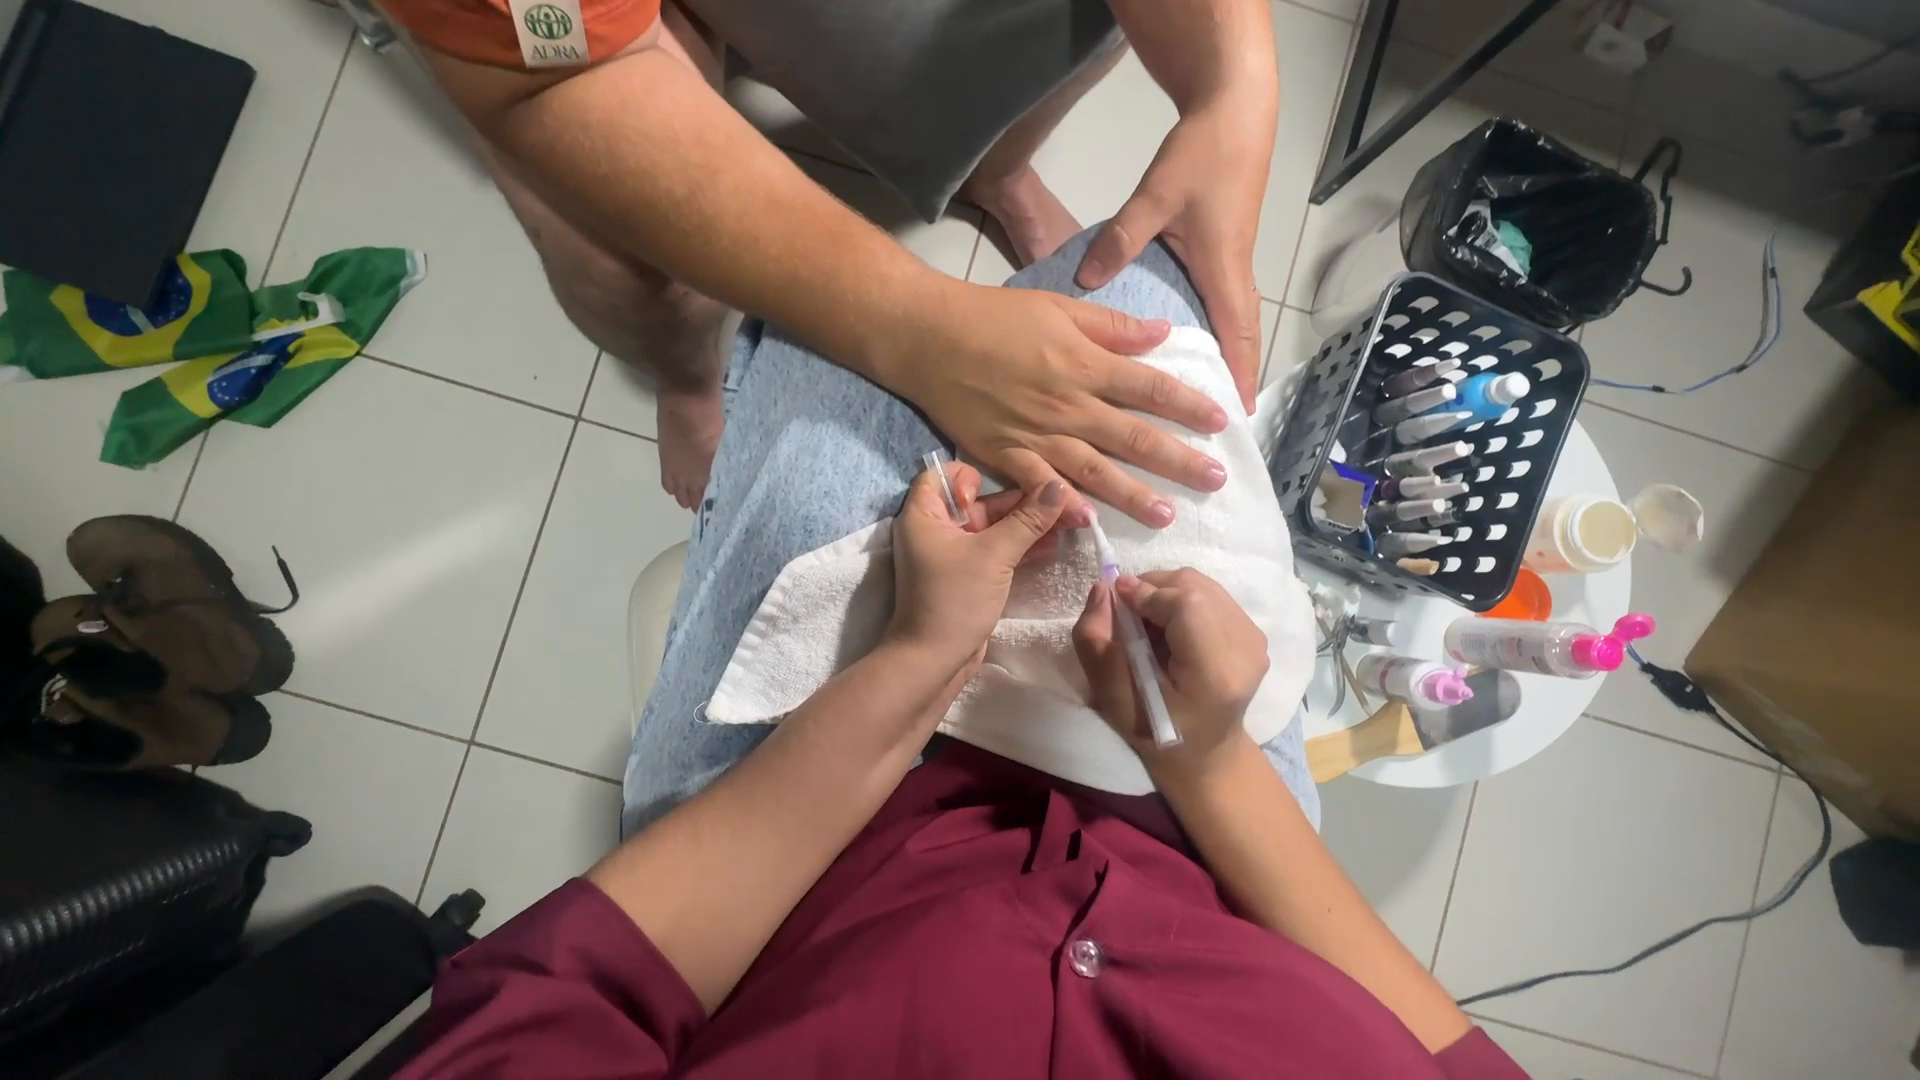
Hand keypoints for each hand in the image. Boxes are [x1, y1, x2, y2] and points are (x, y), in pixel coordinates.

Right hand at [881, 284, 1228, 529]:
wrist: (929, 337)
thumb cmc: (994, 317)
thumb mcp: (1058, 307)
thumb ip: (1111, 326)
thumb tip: (1162, 335)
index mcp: (1083, 364)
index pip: (1149, 388)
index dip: (1187, 406)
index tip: (1220, 423)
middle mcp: (1067, 405)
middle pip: (1132, 437)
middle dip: (1177, 460)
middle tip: (1214, 481)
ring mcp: (1035, 435)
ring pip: (1094, 470)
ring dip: (1132, 494)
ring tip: (1166, 515)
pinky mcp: (1005, 455)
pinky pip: (1038, 486)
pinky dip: (1064, 506)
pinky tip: (1090, 525)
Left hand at [887, 462, 1070, 673]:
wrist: (933, 661)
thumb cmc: (955, 600)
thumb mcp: (995, 555)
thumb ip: (1028, 520)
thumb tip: (1058, 486)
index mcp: (924, 514)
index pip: (944, 474)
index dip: (974, 477)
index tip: (1005, 489)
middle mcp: (934, 529)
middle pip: (979, 502)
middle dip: (1021, 503)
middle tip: (1066, 503)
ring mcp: (951, 554)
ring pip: (992, 528)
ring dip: (1027, 525)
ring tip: (1071, 523)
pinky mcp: (967, 576)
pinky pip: (995, 551)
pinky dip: (1019, 547)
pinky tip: (1053, 544)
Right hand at [1072, 568, 1268, 779]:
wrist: (1205, 752)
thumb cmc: (1154, 730)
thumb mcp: (1112, 697)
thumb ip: (1096, 642)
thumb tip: (1103, 588)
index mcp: (1216, 673)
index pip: (1186, 605)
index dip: (1147, 593)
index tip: (1116, 599)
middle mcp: (1246, 649)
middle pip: (1195, 587)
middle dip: (1153, 589)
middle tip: (1128, 613)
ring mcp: (1255, 638)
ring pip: (1202, 585)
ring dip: (1166, 593)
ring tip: (1148, 622)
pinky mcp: (1254, 632)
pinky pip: (1210, 594)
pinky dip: (1181, 600)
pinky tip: (1170, 627)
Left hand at [1077, 103, 1276, 412]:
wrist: (1235, 108)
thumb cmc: (1203, 154)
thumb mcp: (1156, 197)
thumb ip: (1121, 240)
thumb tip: (1087, 280)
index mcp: (1222, 269)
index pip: (1235, 336)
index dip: (1236, 378)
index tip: (1236, 419)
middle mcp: (1234, 273)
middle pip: (1242, 338)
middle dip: (1235, 378)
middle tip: (1222, 420)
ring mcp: (1233, 262)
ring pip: (1236, 323)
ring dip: (1229, 358)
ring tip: (1209, 394)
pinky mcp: (1226, 250)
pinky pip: (1226, 305)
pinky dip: (1220, 333)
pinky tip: (1196, 346)